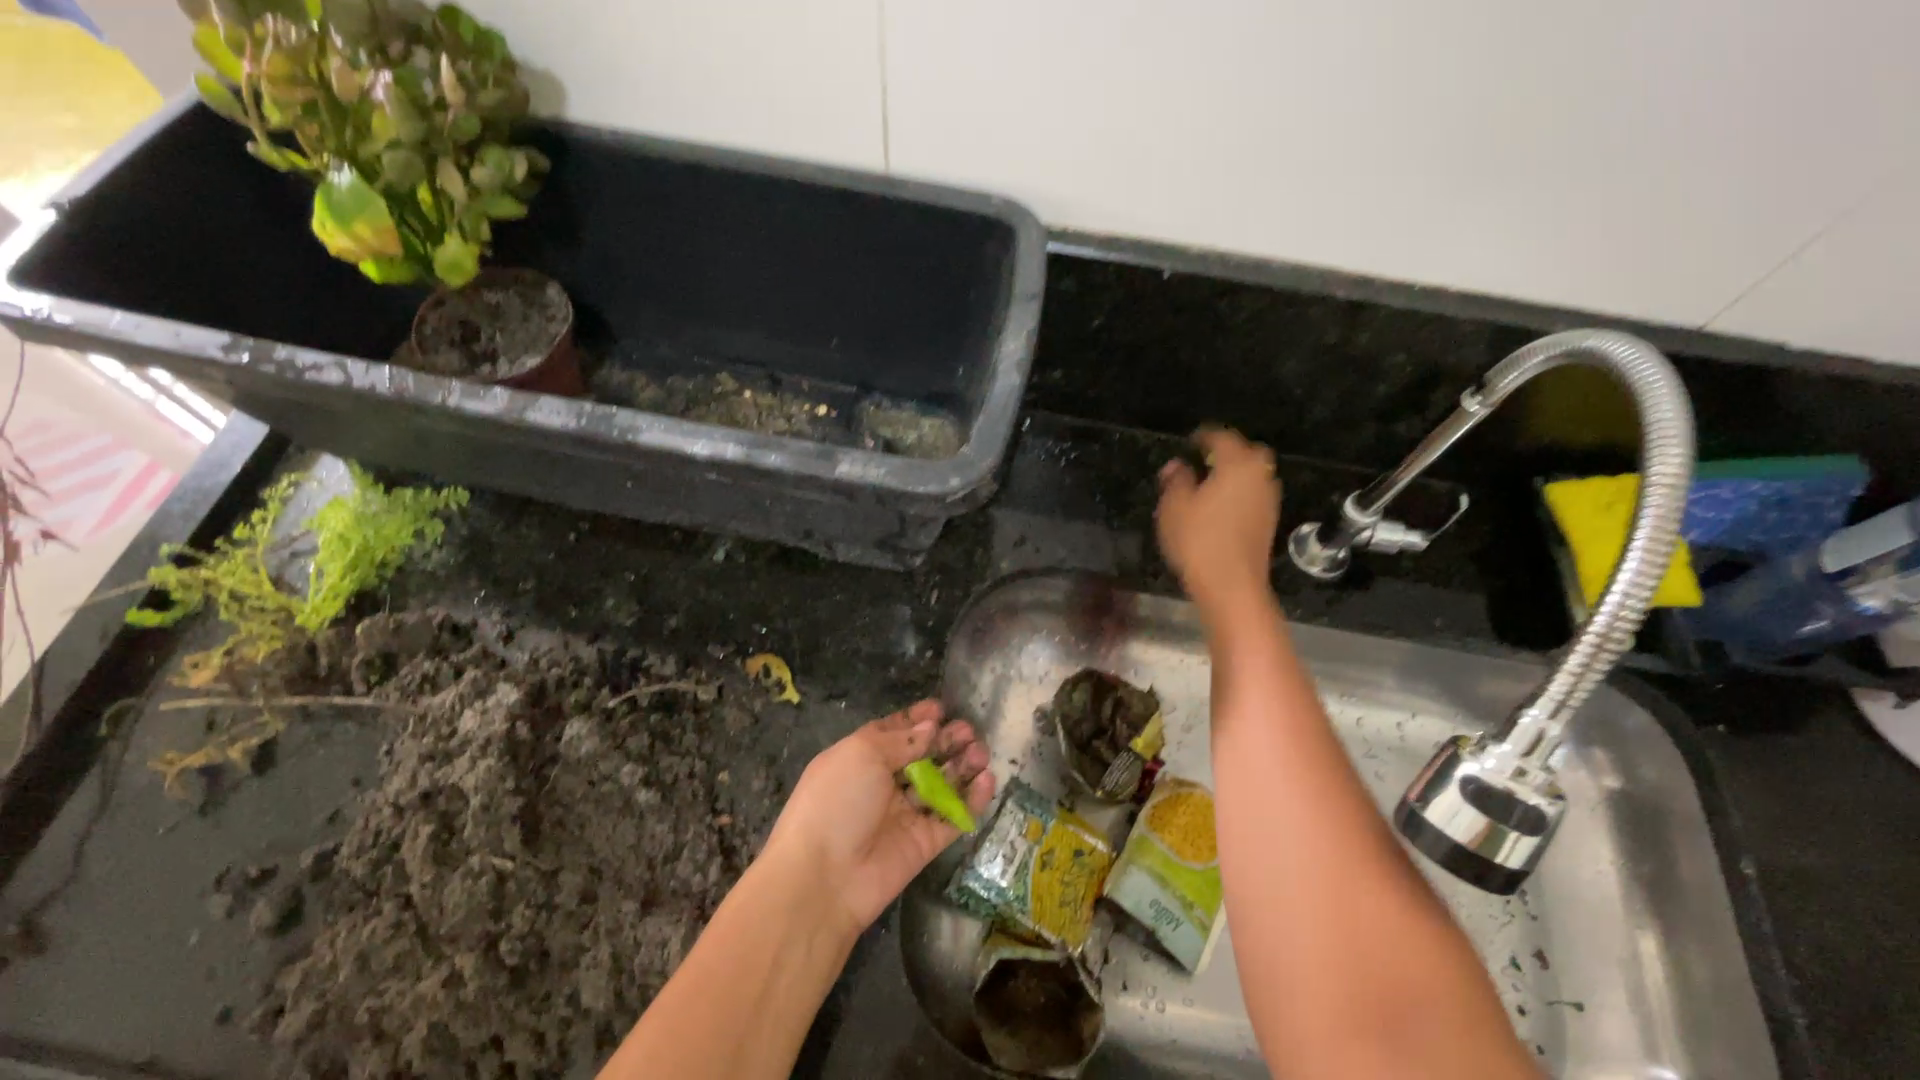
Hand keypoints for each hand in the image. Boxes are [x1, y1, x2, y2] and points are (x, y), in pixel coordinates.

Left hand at [763, 700, 994, 935]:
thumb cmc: (835, 802)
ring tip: (981, 752)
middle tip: (969, 731)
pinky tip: (987, 780)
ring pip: (941, 785)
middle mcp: (883, 785)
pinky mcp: (925, 843)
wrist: (824, 877)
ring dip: (962, 766)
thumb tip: (930, 727)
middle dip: (945, 741)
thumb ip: (901, 740)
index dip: (917, 720)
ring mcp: (905, 815)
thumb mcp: (862, 754)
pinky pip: (953, 817)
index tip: (942, 709)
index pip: (893, 733)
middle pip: (922, 757)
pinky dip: (971, 799)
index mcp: (860, 759)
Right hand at [1156, 428, 1282, 610]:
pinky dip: (1240, 492)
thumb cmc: (1199, 540)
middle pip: (1248, 452)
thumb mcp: (1174, 507)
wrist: (1232, 586)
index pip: (1222, 437)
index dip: (1204, 436)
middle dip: (1228, 452)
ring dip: (1236, 473)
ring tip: (1210, 483)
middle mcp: (1259, 475)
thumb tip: (1178, 465)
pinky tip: (1221, 506)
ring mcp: (1268, 500)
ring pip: (1254, 474)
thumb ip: (1176, 480)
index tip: (1190, 440)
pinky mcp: (1268, 522)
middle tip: (1204, 459)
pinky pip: (1254, 494)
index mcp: (1237, 463)